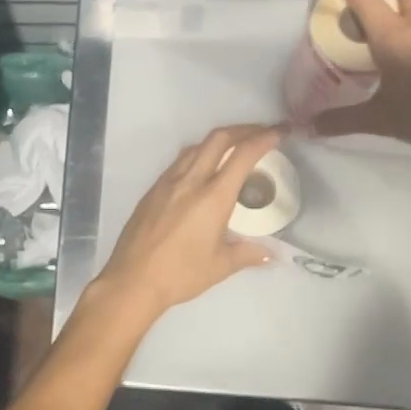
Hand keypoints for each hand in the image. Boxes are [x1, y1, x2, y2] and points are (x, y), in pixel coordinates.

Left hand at [92, 124, 282, 315]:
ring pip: (196, 147)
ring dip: (218, 140)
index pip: (243, 155)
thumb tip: (270, 254)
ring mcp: (168, 182)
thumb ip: (248, 254)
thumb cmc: (180, 274)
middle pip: (218, 138)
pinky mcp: (152, 190)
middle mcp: (190, 181)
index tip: (279, 133)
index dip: (264, 138)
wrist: (132, 279)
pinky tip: (203, 169)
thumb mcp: (221, 265)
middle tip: (260, 133)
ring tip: (233, 148)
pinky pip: (179, 161)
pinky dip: (198, 154)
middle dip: (243, 129)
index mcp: (213, 197)